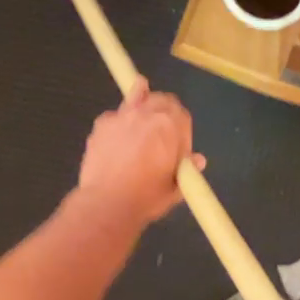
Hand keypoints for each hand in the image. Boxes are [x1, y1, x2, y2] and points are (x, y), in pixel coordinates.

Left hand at [76, 79, 202, 225]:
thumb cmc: (146, 197)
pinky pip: (114, 115)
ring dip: (142, 98)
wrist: (107, 203)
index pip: (182, 115)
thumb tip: (198, 160)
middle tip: (161, 131)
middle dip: (164, 111)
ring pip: (137, 96)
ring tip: (141, 105)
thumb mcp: (175, 188)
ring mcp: (122, 116)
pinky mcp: (101, 124)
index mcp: (171, 126)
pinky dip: (118, 122)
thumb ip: (187, 170)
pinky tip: (117, 137)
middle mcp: (148, 114)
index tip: (178, 146)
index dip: (182, 130)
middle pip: (162, 100)